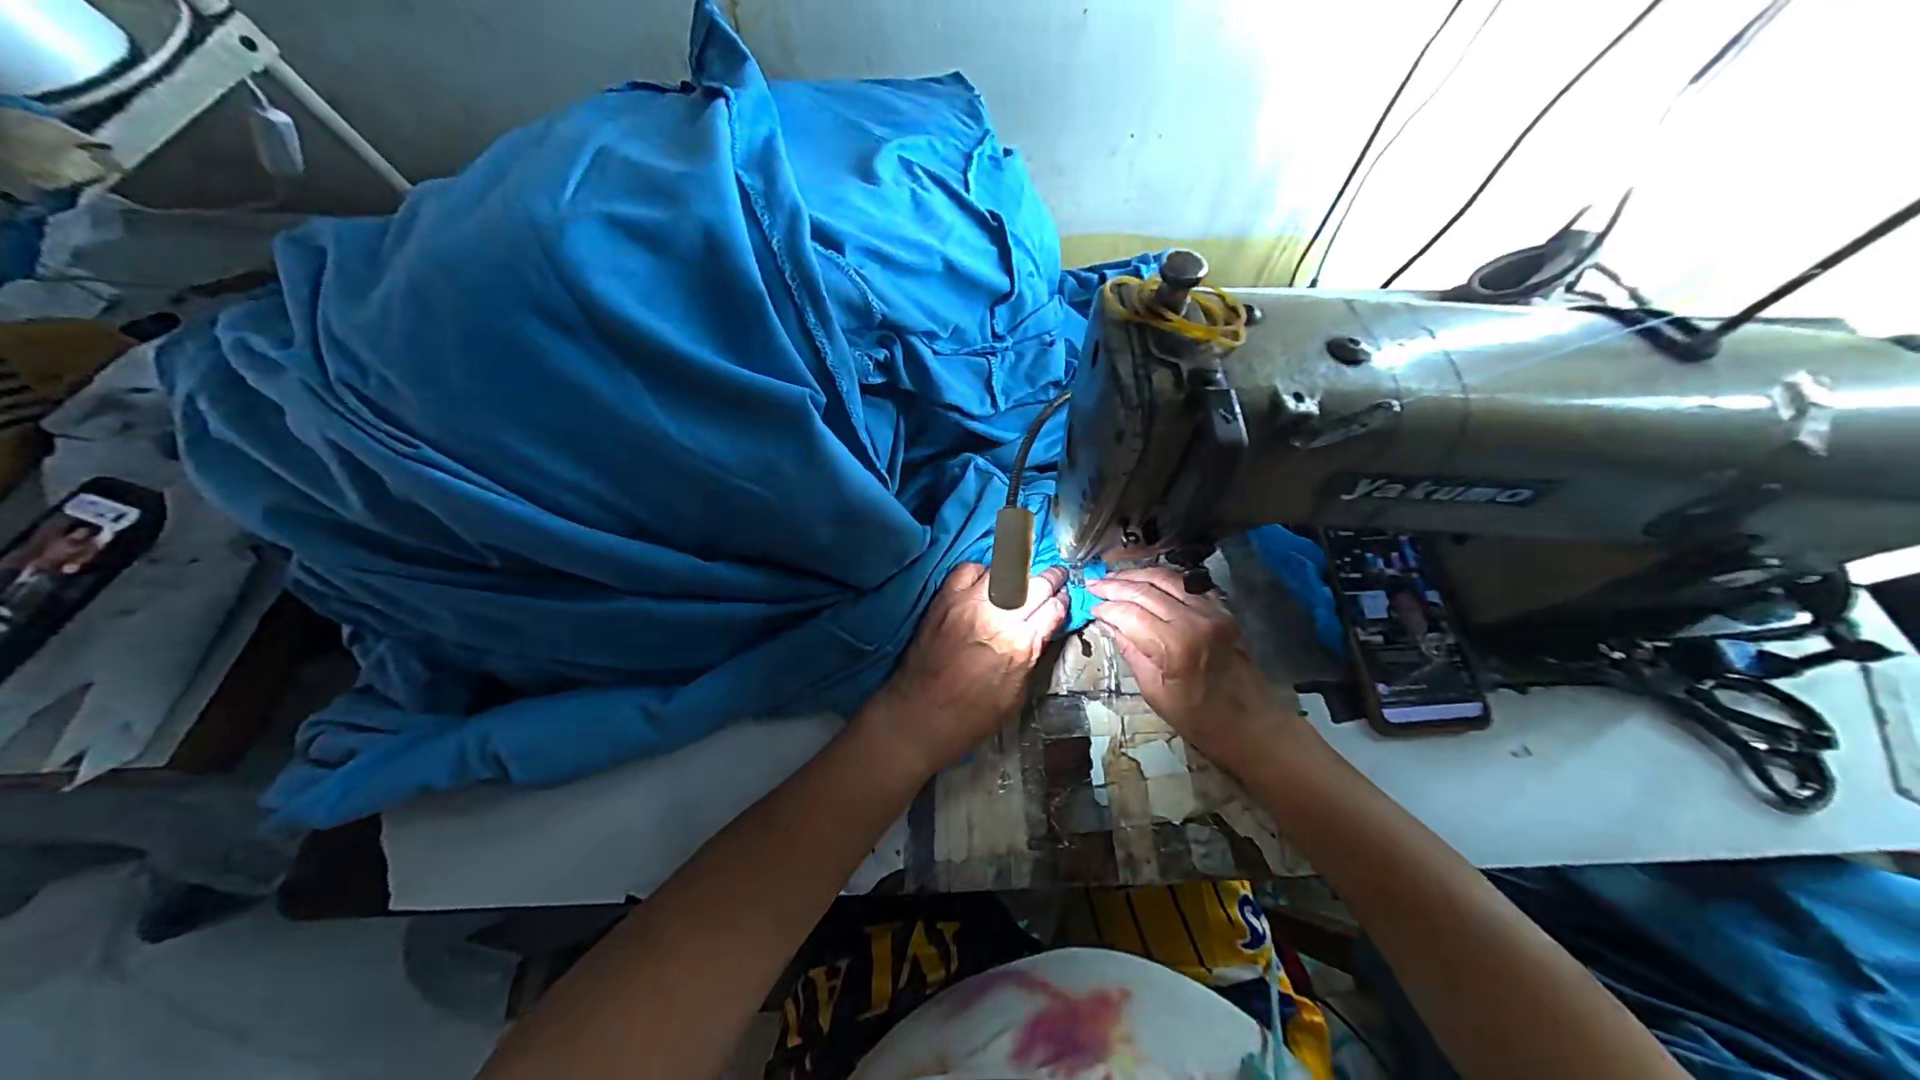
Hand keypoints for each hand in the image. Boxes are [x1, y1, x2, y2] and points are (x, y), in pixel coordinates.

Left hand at [857, 562, 1068, 779]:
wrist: (920, 715)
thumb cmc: (972, 715)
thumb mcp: (1017, 693)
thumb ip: (1033, 655)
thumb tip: (1043, 632)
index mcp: (1021, 645)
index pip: (1054, 608)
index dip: (1063, 602)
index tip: (1064, 600)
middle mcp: (998, 617)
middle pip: (1036, 583)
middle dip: (1051, 579)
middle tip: (1057, 577)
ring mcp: (969, 603)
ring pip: (1005, 571)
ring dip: (1019, 575)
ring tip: (1021, 581)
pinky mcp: (944, 599)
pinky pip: (968, 570)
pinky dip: (981, 573)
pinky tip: (985, 584)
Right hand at [1088, 566, 1291, 765]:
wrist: (1250, 723)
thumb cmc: (1198, 718)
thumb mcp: (1154, 691)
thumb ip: (1131, 651)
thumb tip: (1111, 623)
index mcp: (1175, 645)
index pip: (1129, 613)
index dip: (1106, 607)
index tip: (1089, 605)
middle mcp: (1194, 619)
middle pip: (1146, 590)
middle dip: (1115, 585)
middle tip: (1093, 583)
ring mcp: (1211, 611)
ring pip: (1166, 578)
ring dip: (1136, 575)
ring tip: (1113, 577)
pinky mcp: (1221, 609)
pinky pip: (1186, 584)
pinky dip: (1162, 579)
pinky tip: (1146, 581)